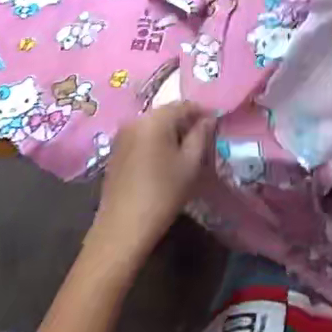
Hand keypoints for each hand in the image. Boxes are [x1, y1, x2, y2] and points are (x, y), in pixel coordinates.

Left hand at [86, 102, 215, 270]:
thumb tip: (208, 119)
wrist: (123, 226)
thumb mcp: (190, 164)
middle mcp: (135, 120)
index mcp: (154, 119)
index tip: (216, 126)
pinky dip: (155, 142)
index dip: (202, 112)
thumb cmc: (163, 193)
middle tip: (203, 141)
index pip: (184, 105)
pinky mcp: (116, 150)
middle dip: (186, 122)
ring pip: (153, 125)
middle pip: (167, 113)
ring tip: (185, 153)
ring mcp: (122, 135)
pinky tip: (164, 161)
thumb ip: (201, 135)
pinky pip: (141, 137)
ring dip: (170, 133)